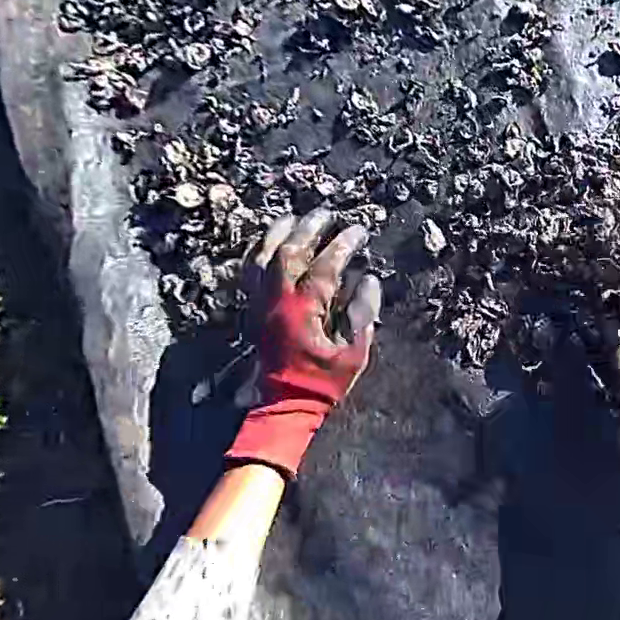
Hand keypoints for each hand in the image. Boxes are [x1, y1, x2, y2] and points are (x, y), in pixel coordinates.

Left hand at [226, 208, 382, 476]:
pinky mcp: (253, 308)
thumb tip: (370, 279)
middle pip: (290, 251)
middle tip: (328, 215)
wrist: (284, 405)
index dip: (343, 244)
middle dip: (310, 227)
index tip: (359, 231)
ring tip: (297, 217)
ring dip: (281, 232)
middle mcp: (277, 300)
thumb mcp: (354, 353)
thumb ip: (363, 314)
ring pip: (264, 256)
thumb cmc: (323, 381)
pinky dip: (259, 250)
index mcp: (304, 310)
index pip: (325, 265)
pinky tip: (269, 241)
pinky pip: (249, 270)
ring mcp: (261, 302)